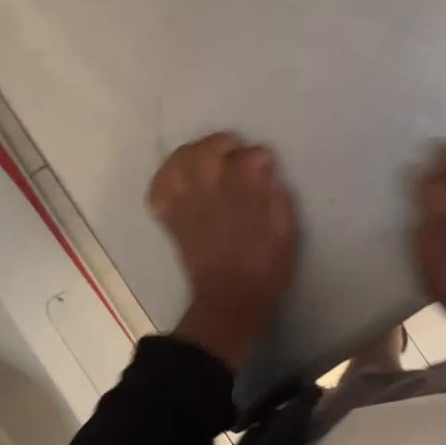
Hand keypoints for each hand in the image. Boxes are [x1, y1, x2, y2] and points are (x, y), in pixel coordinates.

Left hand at [148, 132, 297, 368]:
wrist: (230, 301)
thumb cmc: (265, 268)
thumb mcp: (286, 233)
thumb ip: (278, 199)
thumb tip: (266, 171)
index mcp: (243, 199)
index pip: (247, 158)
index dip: (258, 155)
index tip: (266, 161)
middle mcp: (210, 196)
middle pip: (207, 151)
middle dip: (223, 143)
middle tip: (236, 150)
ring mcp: (187, 206)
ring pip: (179, 162)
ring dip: (194, 151)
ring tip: (208, 156)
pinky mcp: (172, 219)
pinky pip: (159, 189)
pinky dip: (167, 175)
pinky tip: (182, 175)